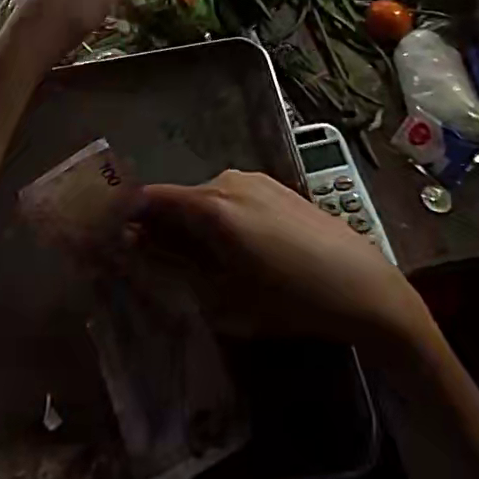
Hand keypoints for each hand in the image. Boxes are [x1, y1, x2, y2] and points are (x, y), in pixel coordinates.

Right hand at [135, 170, 425, 345]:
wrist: (361, 284)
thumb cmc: (288, 298)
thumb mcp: (224, 295)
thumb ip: (175, 265)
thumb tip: (136, 243)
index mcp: (211, 206)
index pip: (152, 200)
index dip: (129, 216)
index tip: (117, 239)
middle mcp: (228, 181)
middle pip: (180, 200)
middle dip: (165, 227)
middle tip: (162, 264)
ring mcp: (255, 179)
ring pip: (208, 200)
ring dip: (196, 224)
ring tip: (206, 263)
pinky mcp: (276, 185)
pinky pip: (233, 198)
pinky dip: (222, 219)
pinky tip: (240, 250)